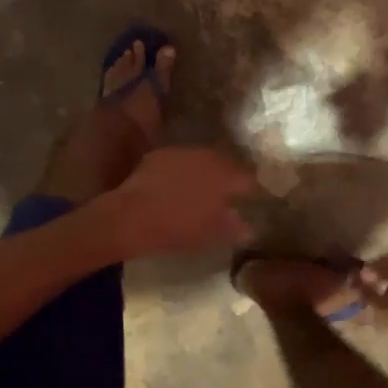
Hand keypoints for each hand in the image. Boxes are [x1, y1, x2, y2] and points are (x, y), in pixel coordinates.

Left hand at [97, 147, 255, 258]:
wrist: (133, 215)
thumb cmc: (177, 228)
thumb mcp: (210, 234)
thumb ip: (234, 227)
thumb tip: (248, 226)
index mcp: (223, 176)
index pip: (248, 178)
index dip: (253, 188)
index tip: (253, 196)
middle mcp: (206, 157)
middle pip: (226, 163)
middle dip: (230, 175)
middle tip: (229, 191)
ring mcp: (182, 152)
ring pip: (203, 159)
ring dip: (207, 170)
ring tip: (203, 187)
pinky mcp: (161, 155)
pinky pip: (181, 160)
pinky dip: (184, 170)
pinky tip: (178, 184)